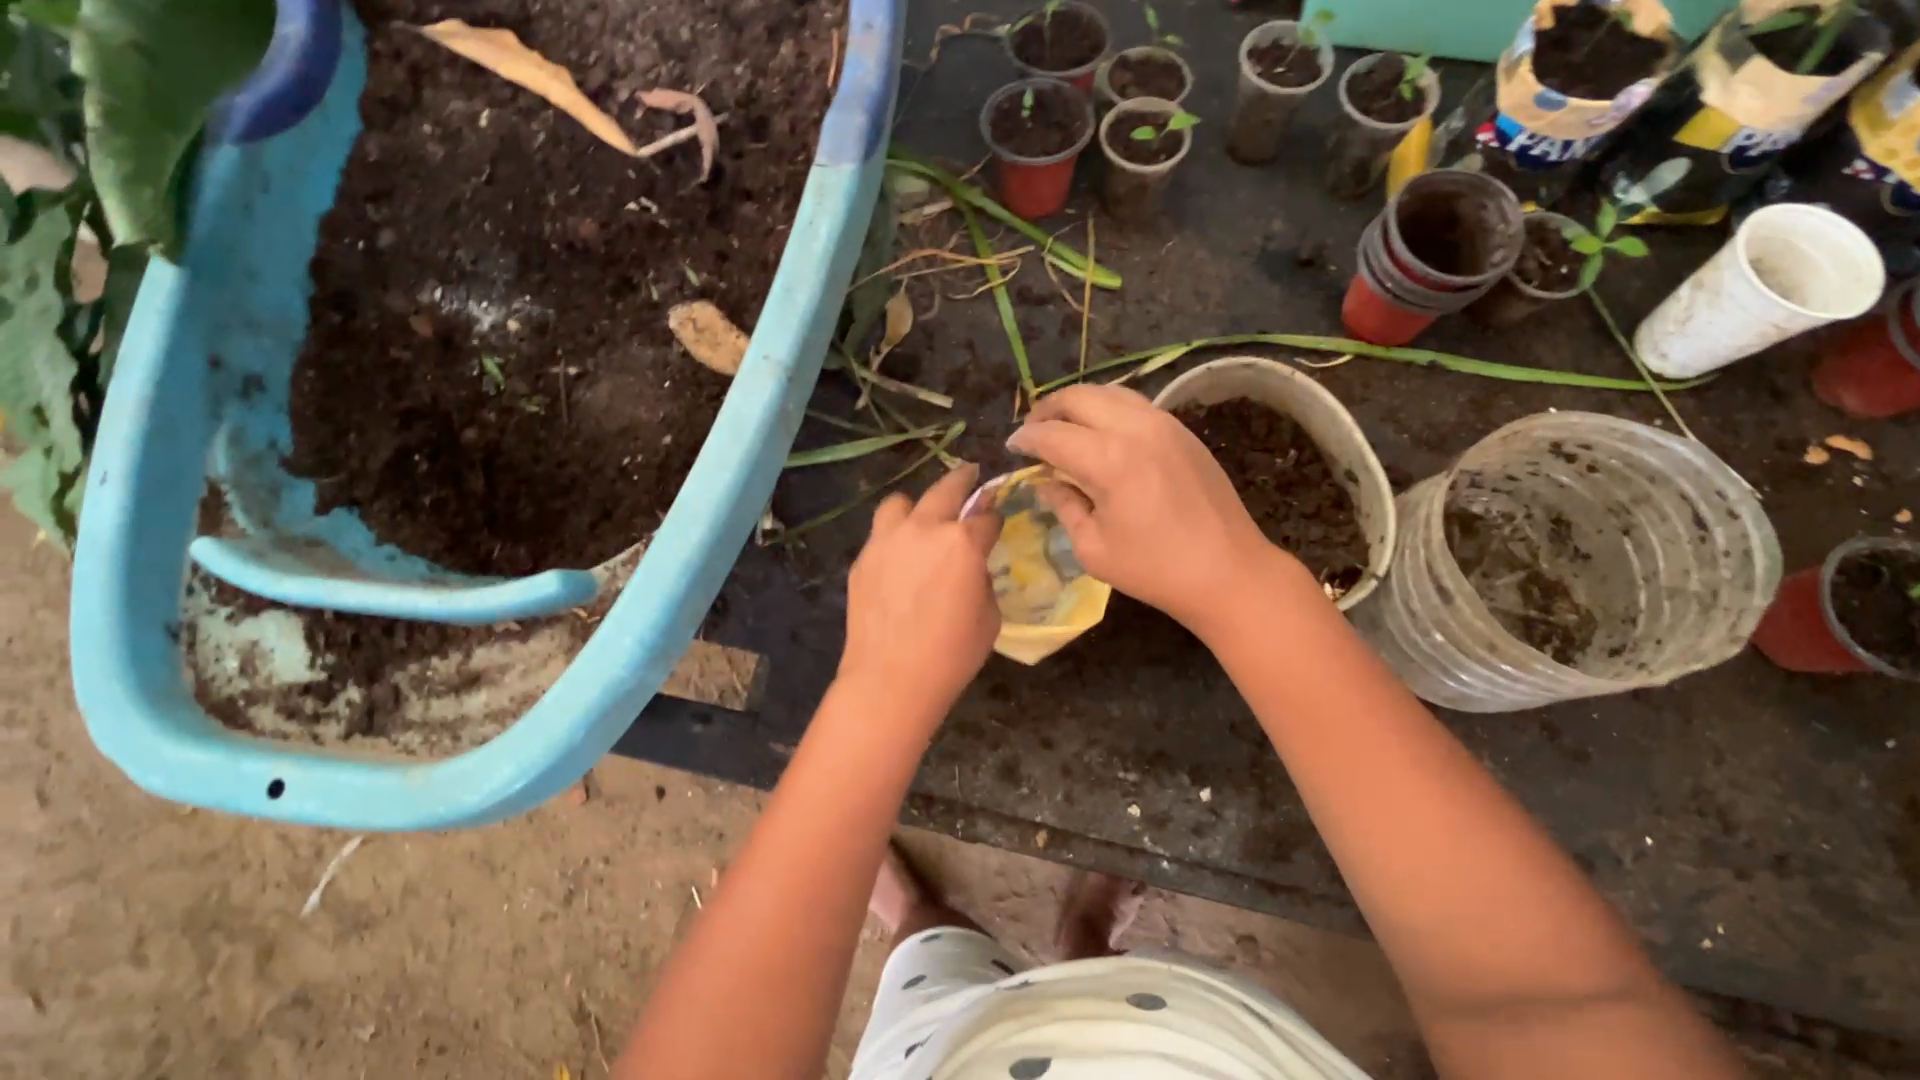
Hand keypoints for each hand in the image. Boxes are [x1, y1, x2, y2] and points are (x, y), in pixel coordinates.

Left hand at [839, 463, 1002, 713]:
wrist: (890, 678)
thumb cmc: (952, 654)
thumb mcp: (988, 616)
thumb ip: (982, 579)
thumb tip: (972, 567)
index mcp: (963, 542)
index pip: (987, 517)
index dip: (995, 517)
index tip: (997, 518)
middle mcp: (924, 529)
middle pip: (946, 489)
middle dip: (963, 480)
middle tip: (970, 475)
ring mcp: (887, 540)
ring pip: (902, 503)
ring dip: (917, 506)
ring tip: (923, 518)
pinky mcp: (863, 559)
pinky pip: (880, 534)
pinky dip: (894, 536)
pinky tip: (899, 557)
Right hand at [1007, 384, 1309, 632]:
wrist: (1228, 571)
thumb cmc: (1155, 569)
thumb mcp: (1093, 548)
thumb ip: (1064, 506)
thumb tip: (1047, 482)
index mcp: (1109, 460)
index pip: (1052, 434)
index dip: (1026, 439)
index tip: (1011, 448)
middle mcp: (1136, 429)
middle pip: (1079, 397)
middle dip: (1048, 409)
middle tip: (1033, 432)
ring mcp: (1165, 424)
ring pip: (1110, 392)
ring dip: (1080, 404)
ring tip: (1064, 426)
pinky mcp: (1183, 432)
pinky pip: (1136, 405)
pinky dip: (1109, 409)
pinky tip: (1102, 435)